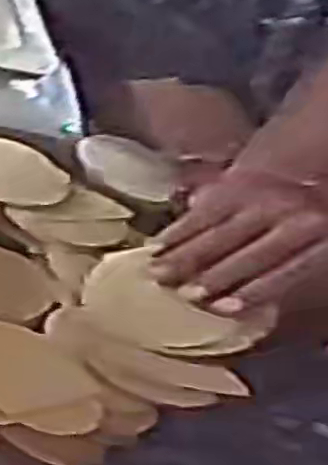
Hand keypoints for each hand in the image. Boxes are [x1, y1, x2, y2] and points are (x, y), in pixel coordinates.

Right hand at [153, 168, 327, 312]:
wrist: (307, 157)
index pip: (288, 268)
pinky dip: (172, 233)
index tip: (224, 308)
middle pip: (248, 254)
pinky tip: (153, 248)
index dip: (256, 289)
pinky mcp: (225, 190)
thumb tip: (250, 289)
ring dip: (181, 257)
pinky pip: (196, 216)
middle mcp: (291, 217)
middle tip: (185, 295)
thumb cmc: (309, 206)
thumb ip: (292, 254)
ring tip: (155, 275)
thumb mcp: (320, 231)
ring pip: (214, 236)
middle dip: (214, 275)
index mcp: (324, 232)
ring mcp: (256, 202)